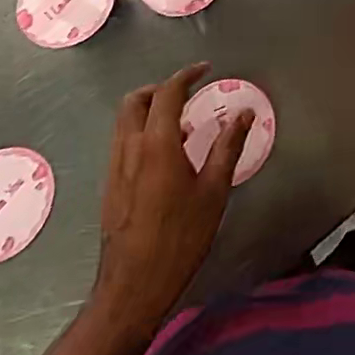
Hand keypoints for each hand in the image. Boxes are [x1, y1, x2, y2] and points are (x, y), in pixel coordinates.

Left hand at [92, 63, 253, 331]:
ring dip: (150, 109)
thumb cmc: (181, 237)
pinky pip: (123, 141)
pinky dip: (142, 130)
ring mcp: (115, 166)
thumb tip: (244, 113)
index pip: (168, 93)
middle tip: (188, 91)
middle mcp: (129, 147)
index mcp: (156, 144)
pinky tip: (166, 153)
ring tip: (182, 122)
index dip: (186, 76)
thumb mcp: (213, 191)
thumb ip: (228, 147)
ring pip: (125, 120)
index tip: (205, 70)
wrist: (133, 284)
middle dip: (161, 88)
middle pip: (136, 100)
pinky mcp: (110, 184)